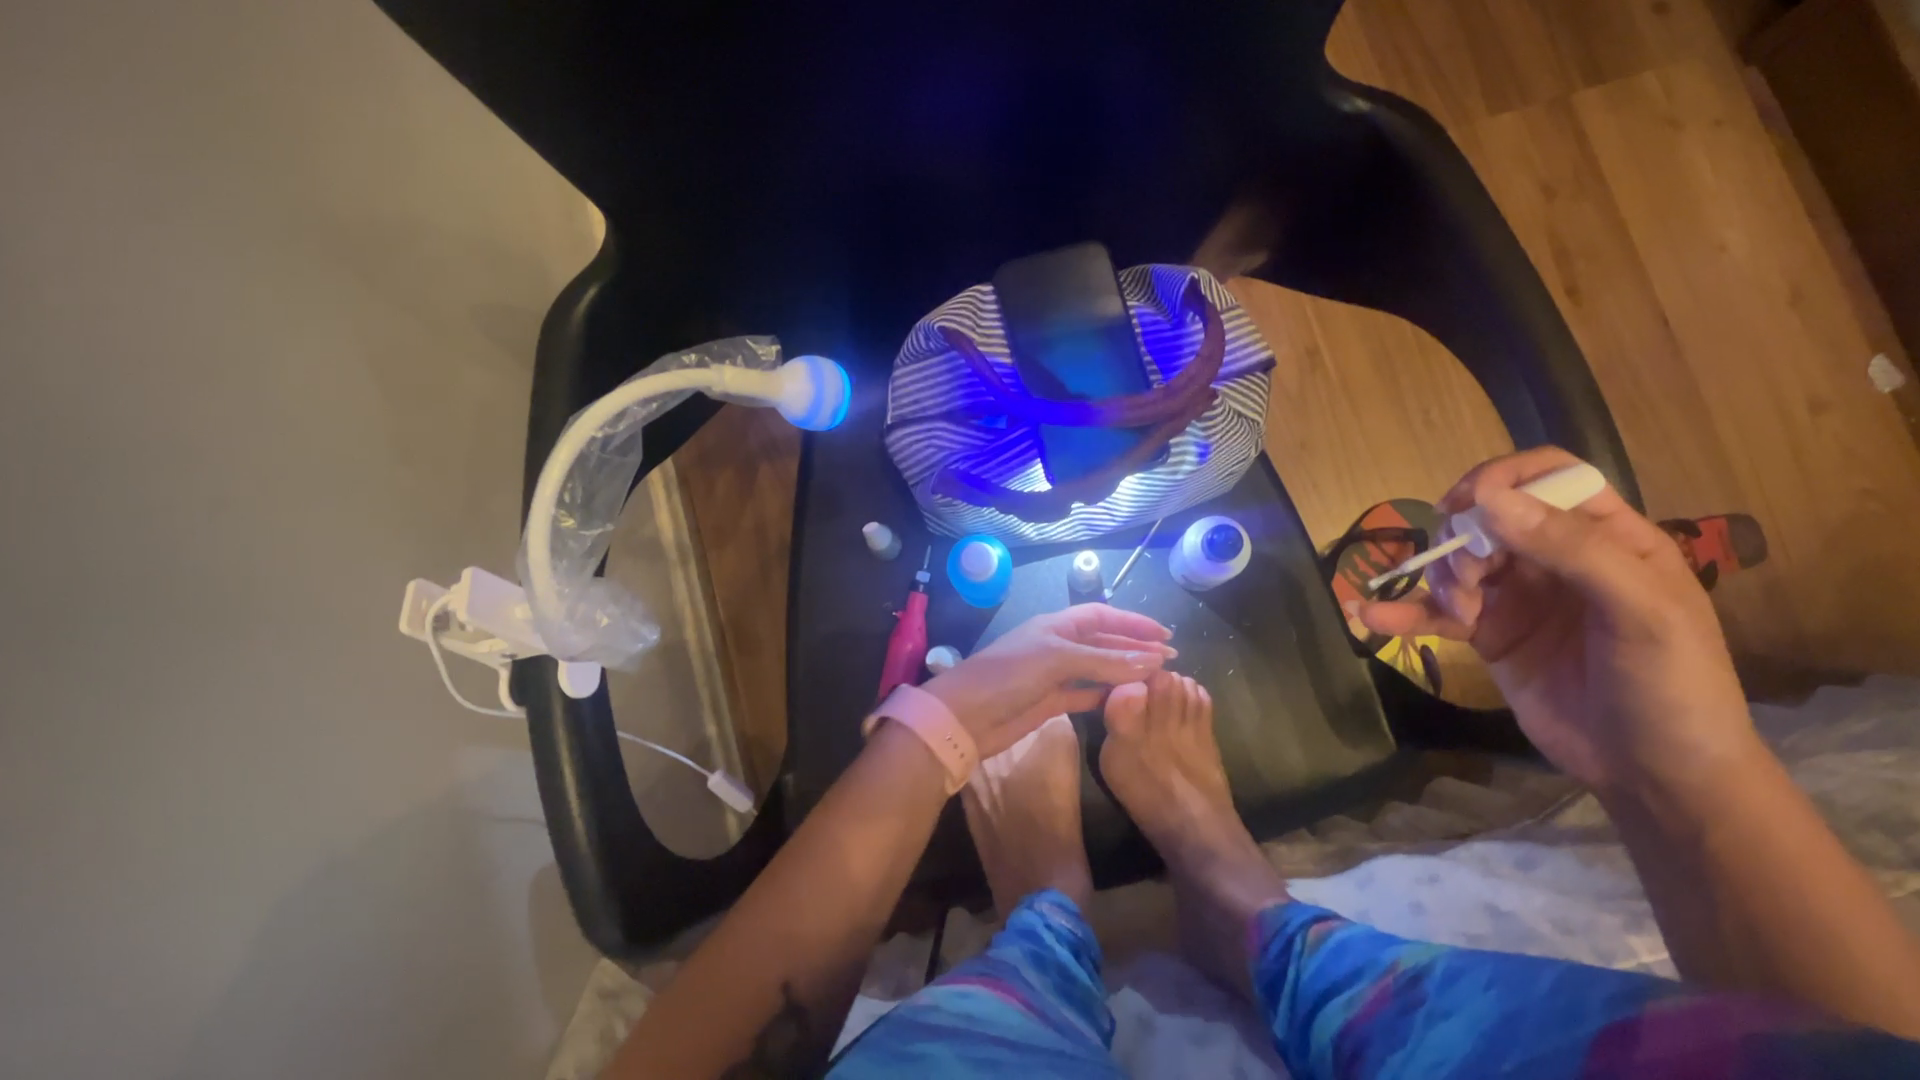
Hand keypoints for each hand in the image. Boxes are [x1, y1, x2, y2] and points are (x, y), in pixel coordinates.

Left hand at [922, 604, 1175, 757]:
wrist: (965, 717)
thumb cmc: (1008, 675)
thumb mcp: (1057, 660)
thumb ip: (1105, 661)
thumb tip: (1152, 661)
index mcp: (1055, 625)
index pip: (1101, 615)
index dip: (1132, 622)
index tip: (1164, 634)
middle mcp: (1056, 646)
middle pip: (1103, 642)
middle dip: (1135, 648)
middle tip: (1170, 659)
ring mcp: (1053, 676)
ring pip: (1097, 669)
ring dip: (1125, 672)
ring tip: (1156, 680)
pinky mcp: (1050, 703)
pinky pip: (1086, 694)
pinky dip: (1107, 695)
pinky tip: (1129, 699)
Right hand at [1352, 448, 1760, 796]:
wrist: (1658, 776)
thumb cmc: (1672, 686)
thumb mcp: (1640, 611)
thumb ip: (1571, 549)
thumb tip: (1487, 499)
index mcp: (1610, 538)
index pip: (1550, 477)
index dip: (1503, 479)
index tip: (1464, 505)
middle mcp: (1559, 559)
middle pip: (1491, 517)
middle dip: (1465, 539)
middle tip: (1468, 580)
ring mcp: (1521, 598)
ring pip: (1459, 560)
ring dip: (1442, 578)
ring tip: (1459, 615)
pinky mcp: (1490, 637)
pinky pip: (1438, 613)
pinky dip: (1403, 613)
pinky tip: (1370, 616)